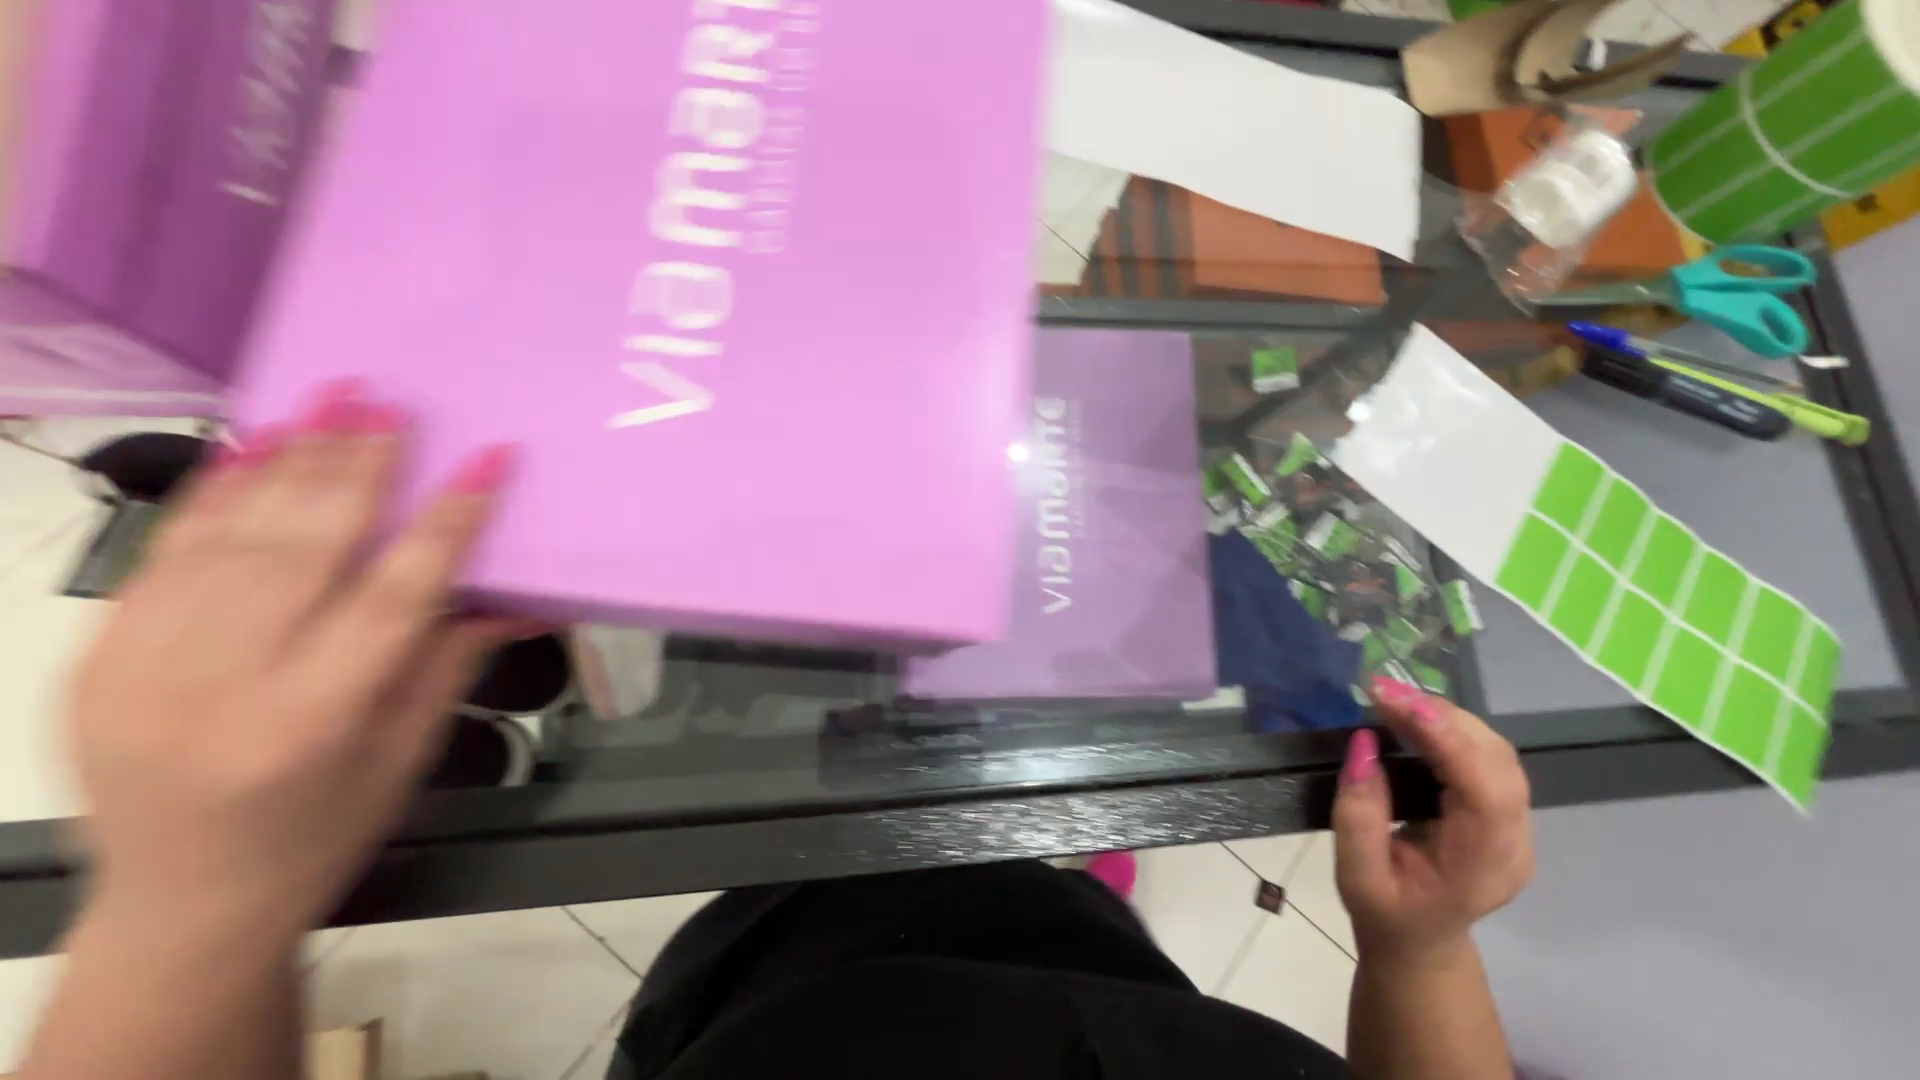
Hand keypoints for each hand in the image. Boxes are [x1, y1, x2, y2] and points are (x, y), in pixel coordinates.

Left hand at [67, 380, 524, 941]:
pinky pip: (162, 556)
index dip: (449, 522)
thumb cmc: (323, 832)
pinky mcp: (94, 656)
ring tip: (326, 401)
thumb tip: (521, 595)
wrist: (182, 902)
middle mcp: (221, 686)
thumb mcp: (405, 755)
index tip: (488, 461)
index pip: (396, 595)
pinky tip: (252, 448)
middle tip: (388, 401)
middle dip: (354, 466)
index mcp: (312, 721)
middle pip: (303, 549)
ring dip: (286, 463)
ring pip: (228, 539)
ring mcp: (140, 667)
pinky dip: (213, 496)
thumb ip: (451, 661)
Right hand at [1330, 676, 1533, 967]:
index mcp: (1483, 867)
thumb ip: (1357, 814)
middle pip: (1497, 762)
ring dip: (1446, 717)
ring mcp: (1517, 826)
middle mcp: (1514, 843)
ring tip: (1391, 697)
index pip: (1485, 791)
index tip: (1395, 703)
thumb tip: (1364, 743)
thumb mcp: (1355, 874)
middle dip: (1442, 717)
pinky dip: (1450, 729)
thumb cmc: (1384, 913)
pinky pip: (1486, 758)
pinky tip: (1413, 717)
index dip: (1448, 740)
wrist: (1418, 941)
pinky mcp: (1503, 810)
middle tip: (1381, 690)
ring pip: (1496, 753)